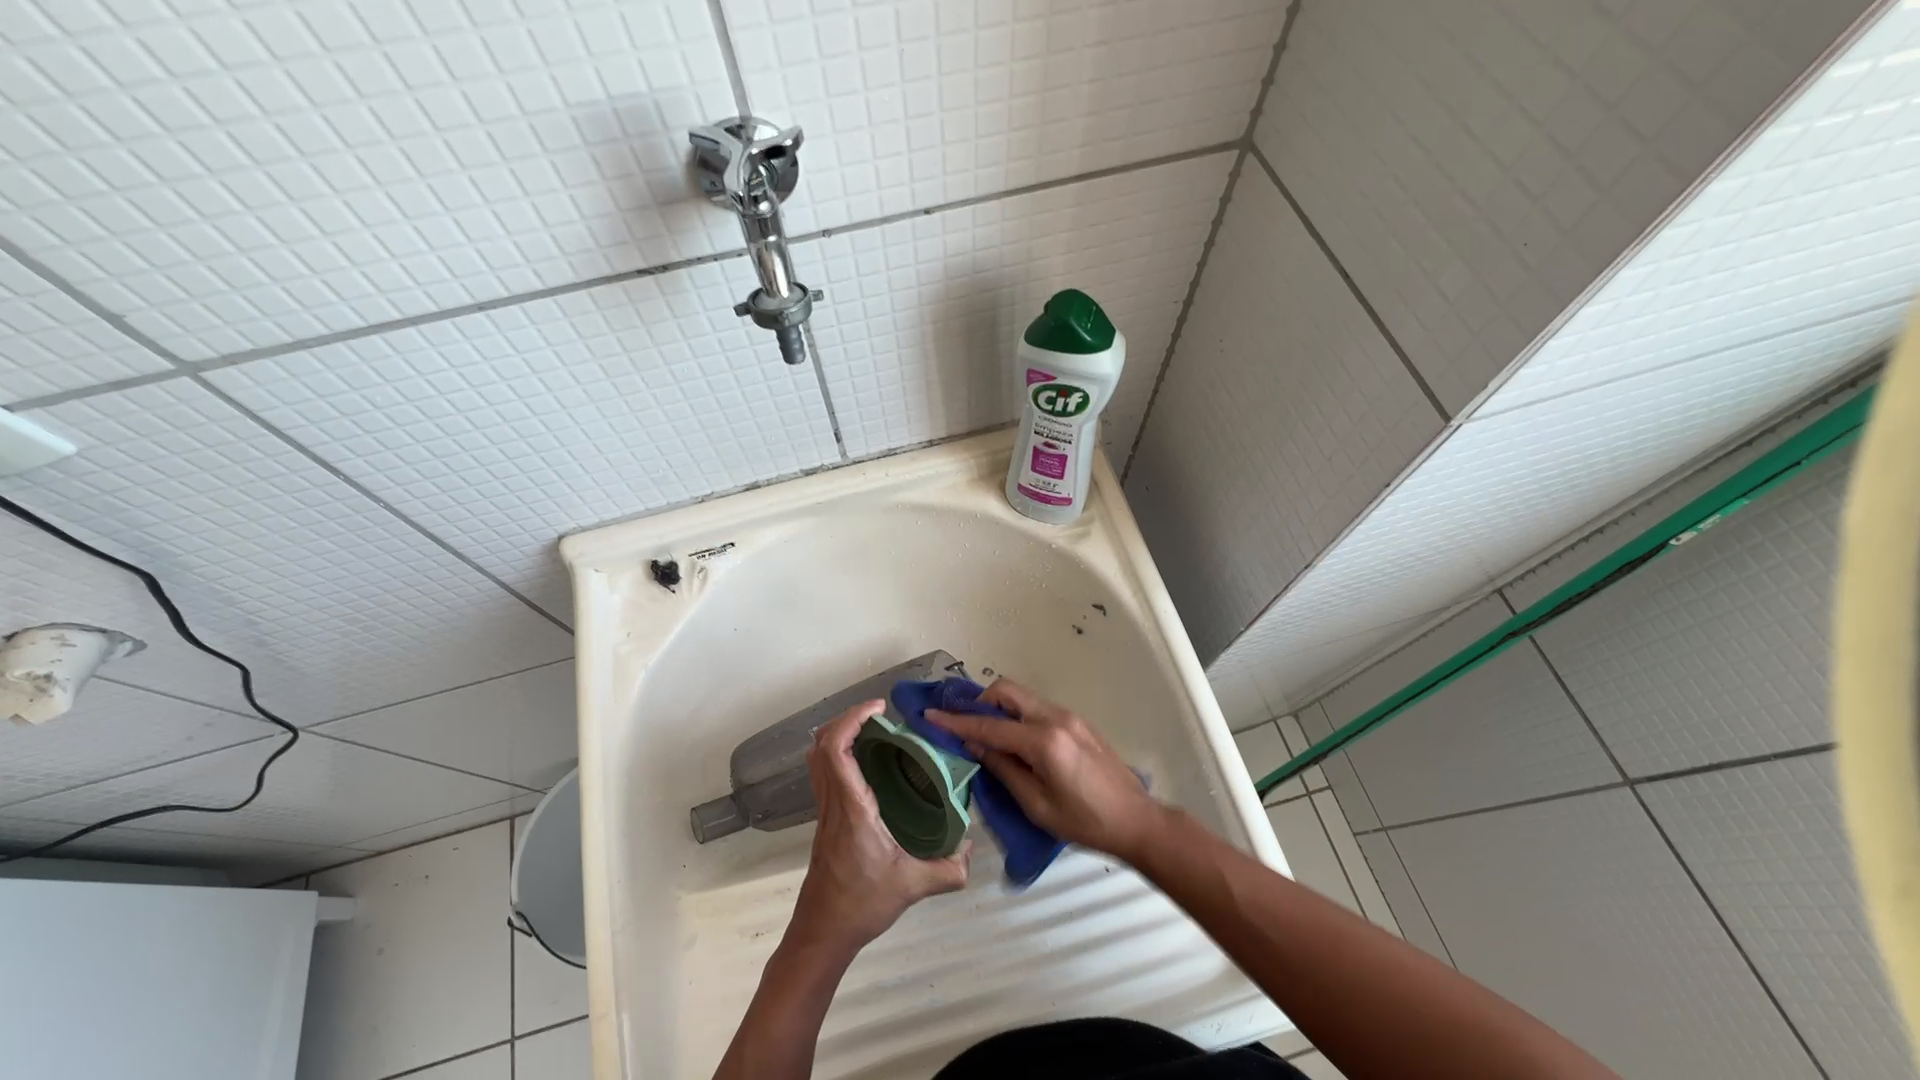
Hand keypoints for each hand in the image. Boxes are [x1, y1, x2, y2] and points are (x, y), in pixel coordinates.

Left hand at [788, 699, 969, 955]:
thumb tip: (970, 849)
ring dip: (840, 737)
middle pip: (820, 746)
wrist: (822, 934)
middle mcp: (833, 803)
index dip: (851, 720)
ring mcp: (825, 813)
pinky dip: (841, 758)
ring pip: (819, 760)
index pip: (836, 751)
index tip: (879, 709)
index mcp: (852, 808)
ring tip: (876, 735)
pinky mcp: (826, 823)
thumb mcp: (912, 886)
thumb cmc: (860, 906)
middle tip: (879, 717)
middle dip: (846, 720)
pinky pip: (826, 776)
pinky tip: (871, 769)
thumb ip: (948, 869)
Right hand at [928, 679, 1163, 863]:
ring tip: (987, 737)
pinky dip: (1019, 716)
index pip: (990, 725)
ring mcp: (1070, 717)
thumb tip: (976, 745)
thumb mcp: (1037, 805)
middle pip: (1007, 691)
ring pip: (1023, 697)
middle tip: (965, 727)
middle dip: (980, 703)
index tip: (931, 714)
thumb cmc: (1086, 822)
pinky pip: (1038, 708)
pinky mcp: (1079, 723)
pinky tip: (1015, 743)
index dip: (957, 721)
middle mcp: (1057, 718)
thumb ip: (1004, 770)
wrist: (1136, 821)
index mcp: (1044, 741)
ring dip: (1000, 709)